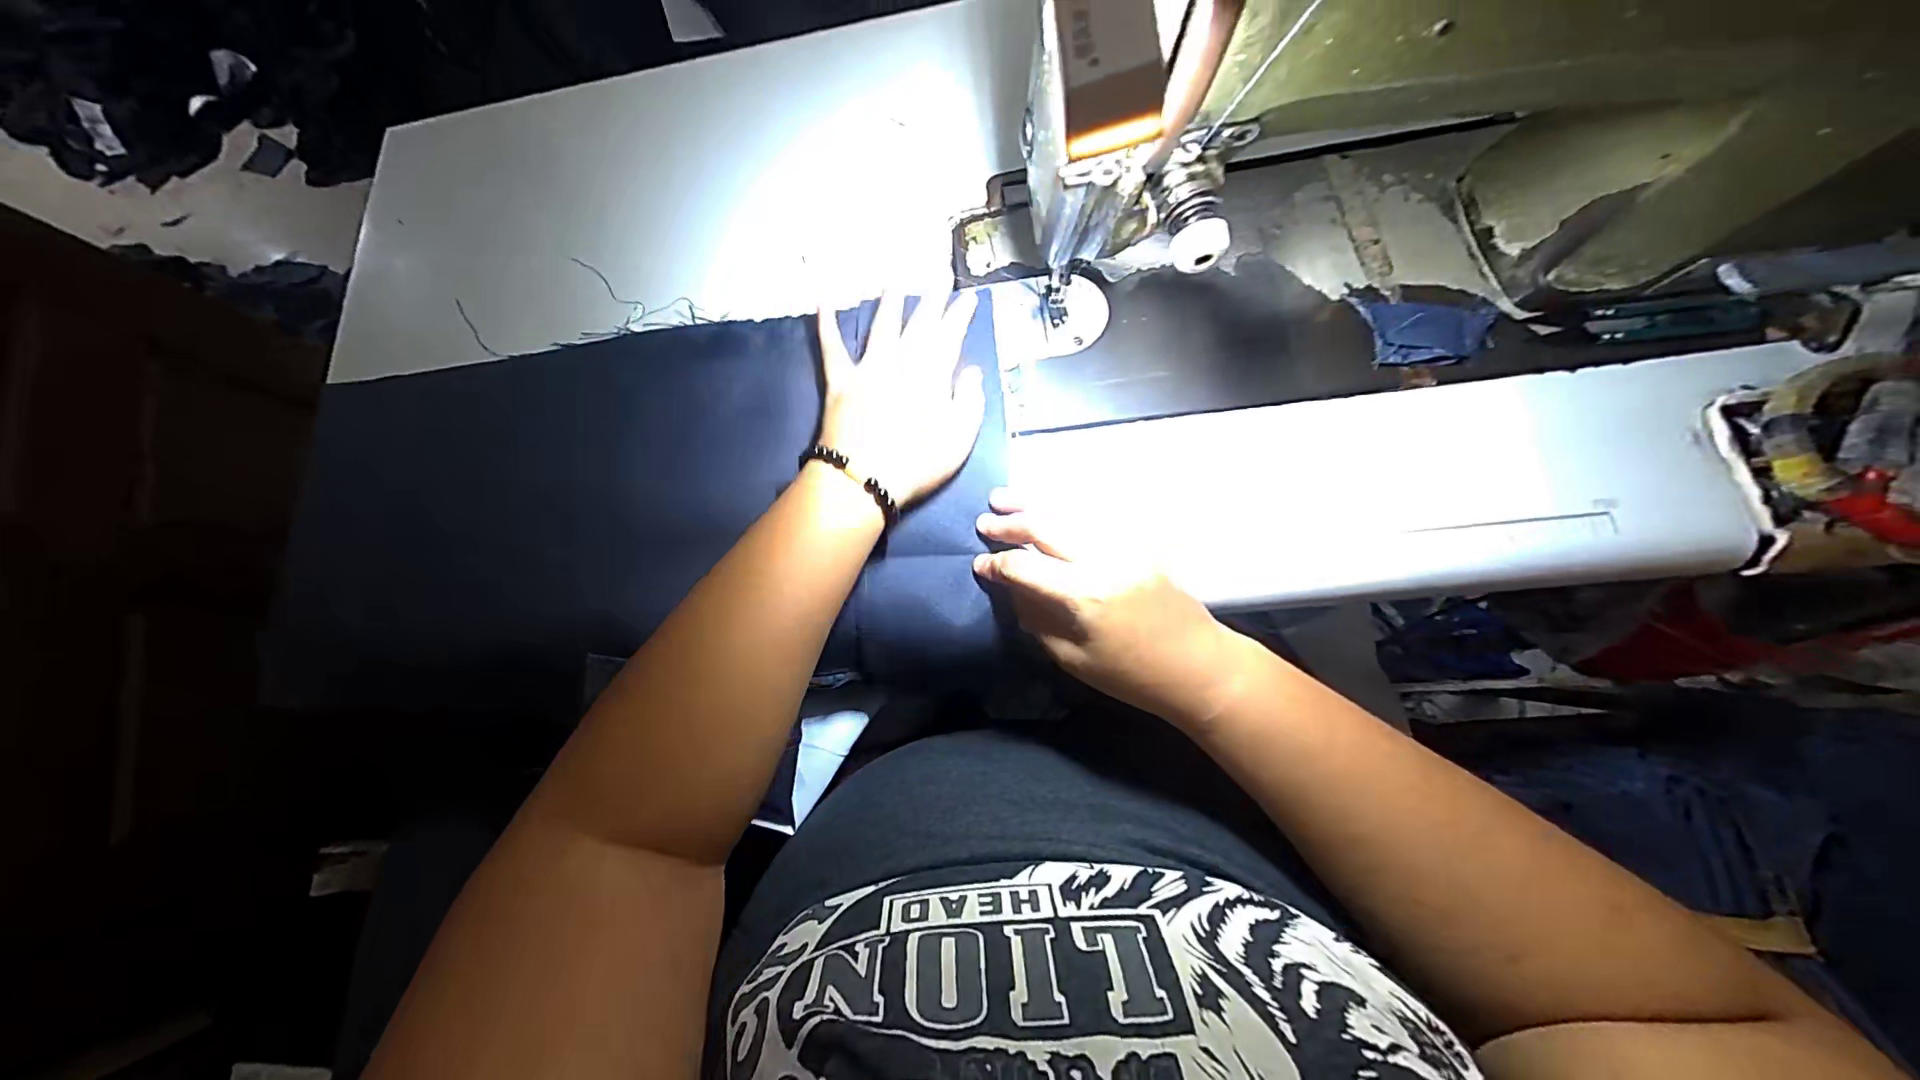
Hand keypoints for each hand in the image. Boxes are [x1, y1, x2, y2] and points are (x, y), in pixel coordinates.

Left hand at [817, 287, 985, 506]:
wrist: (863, 479)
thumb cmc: (918, 463)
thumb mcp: (960, 437)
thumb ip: (970, 400)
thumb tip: (971, 372)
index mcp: (934, 373)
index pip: (951, 334)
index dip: (960, 313)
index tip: (968, 296)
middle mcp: (901, 361)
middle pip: (920, 322)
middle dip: (933, 298)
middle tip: (940, 275)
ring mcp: (868, 368)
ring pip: (882, 325)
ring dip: (891, 302)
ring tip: (896, 283)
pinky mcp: (840, 380)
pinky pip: (832, 345)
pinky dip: (827, 321)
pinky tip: (824, 298)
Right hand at [973, 490, 1260, 729]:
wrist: (1198, 666)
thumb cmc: (1131, 675)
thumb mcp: (1072, 659)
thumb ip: (1036, 618)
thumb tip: (1013, 589)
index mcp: (1084, 596)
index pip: (1026, 567)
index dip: (997, 565)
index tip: (979, 564)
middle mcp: (1104, 560)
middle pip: (1047, 526)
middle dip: (1011, 522)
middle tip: (985, 521)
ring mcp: (1126, 546)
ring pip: (1071, 512)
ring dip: (1036, 505)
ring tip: (1007, 499)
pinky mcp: (1141, 544)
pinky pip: (1097, 516)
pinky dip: (1069, 508)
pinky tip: (1052, 505)